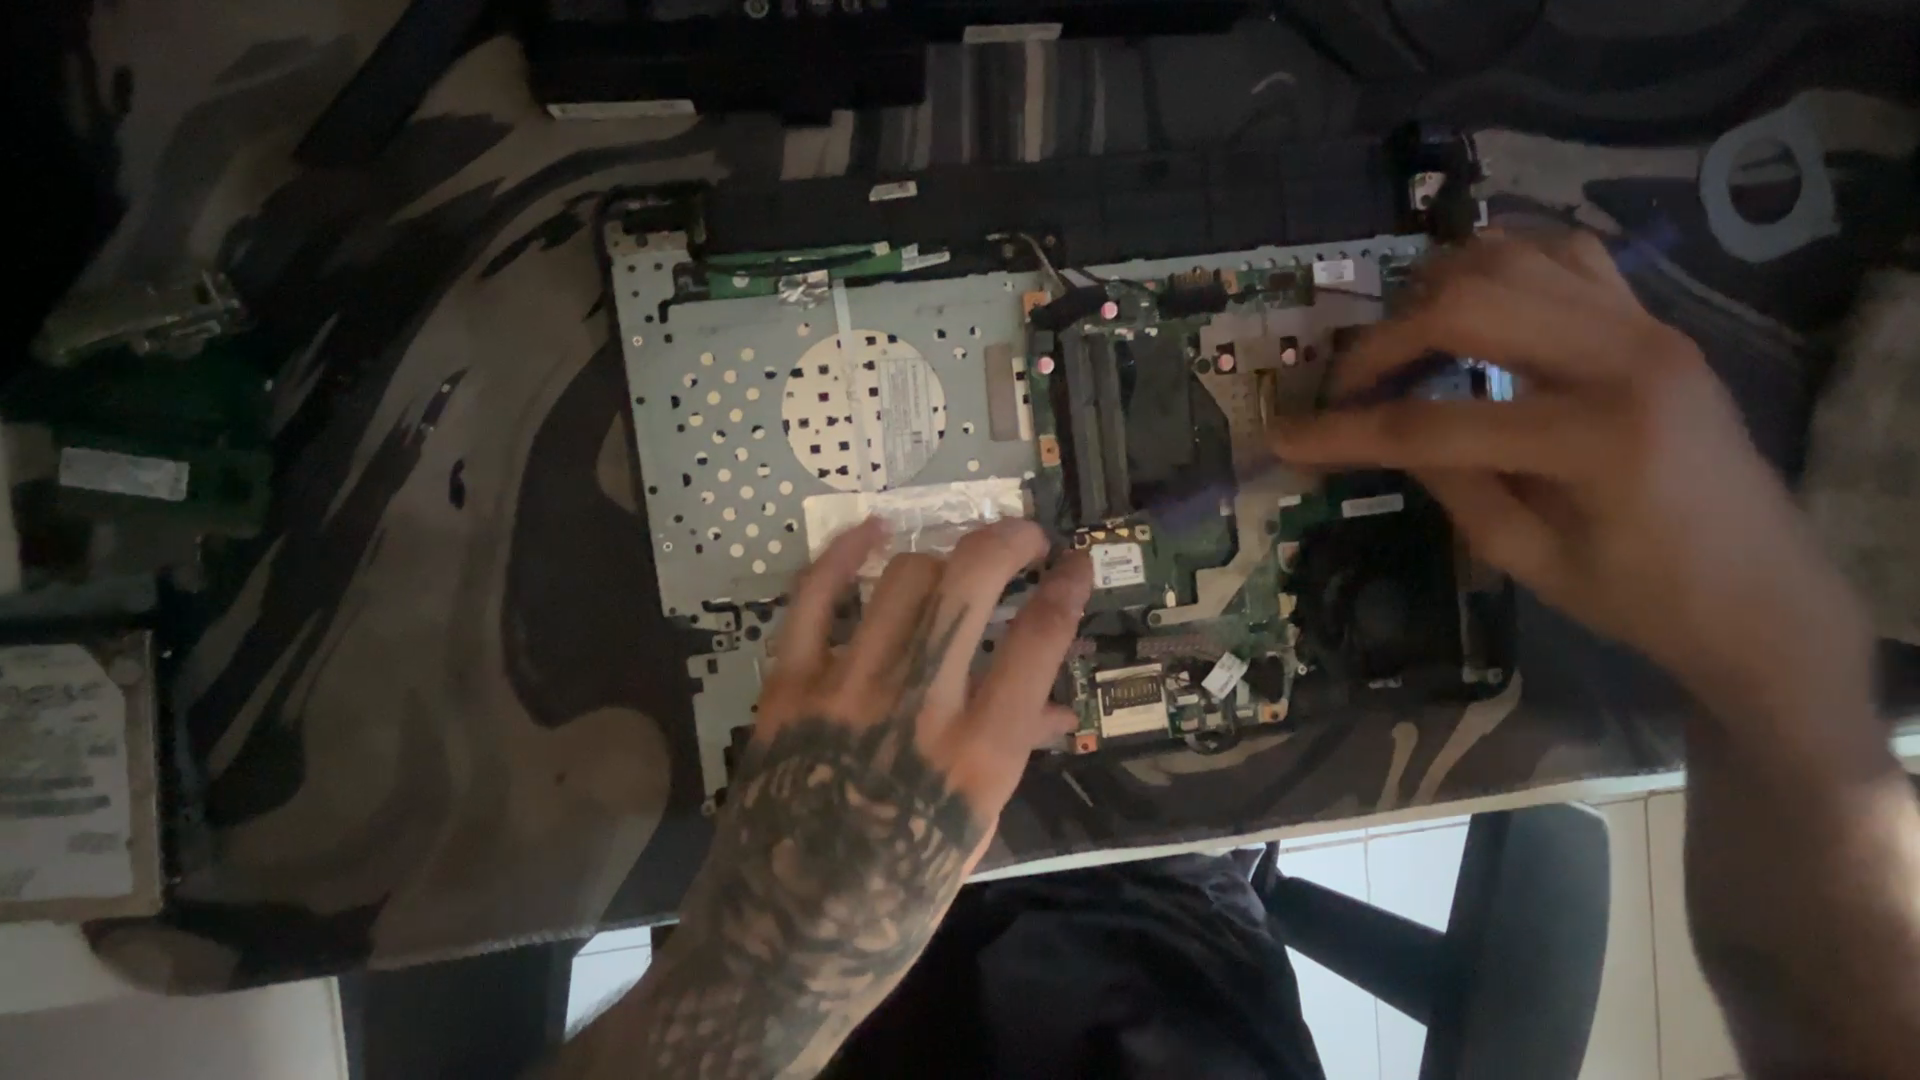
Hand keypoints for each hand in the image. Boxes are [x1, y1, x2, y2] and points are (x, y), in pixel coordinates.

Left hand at [636, 518, 1091, 1077]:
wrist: (777, 947)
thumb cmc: (894, 901)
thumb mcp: (973, 832)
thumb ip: (1012, 755)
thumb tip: (1058, 706)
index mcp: (978, 758)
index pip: (1039, 641)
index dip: (1067, 588)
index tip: (1077, 564)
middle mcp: (917, 709)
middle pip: (968, 582)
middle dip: (1007, 541)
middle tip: (1026, 537)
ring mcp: (844, 691)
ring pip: (900, 578)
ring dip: (938, 558)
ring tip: (953, 568)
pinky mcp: (787, 690)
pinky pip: (813, 599)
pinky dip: (842, 554)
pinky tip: (870, 531)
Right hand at [1270, 231, 1872, 726]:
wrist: (1762, 593)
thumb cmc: (1639, 597)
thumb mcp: (1523, 557)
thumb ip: (1449, 483)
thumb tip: (1377, 435)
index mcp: (1597, 439)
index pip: (1432, 423)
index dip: (1344, 432)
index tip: (1283, 438)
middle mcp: (1628, 359)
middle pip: (1467, 307)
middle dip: (1382, 344)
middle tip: (1345, 387)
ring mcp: (1648, 326)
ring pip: (1512, 258)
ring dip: (1433, 292)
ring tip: (1399, 344)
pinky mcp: (1653, 320)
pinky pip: (1565, 254)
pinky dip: (1499, 262)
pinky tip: (1464, 301)